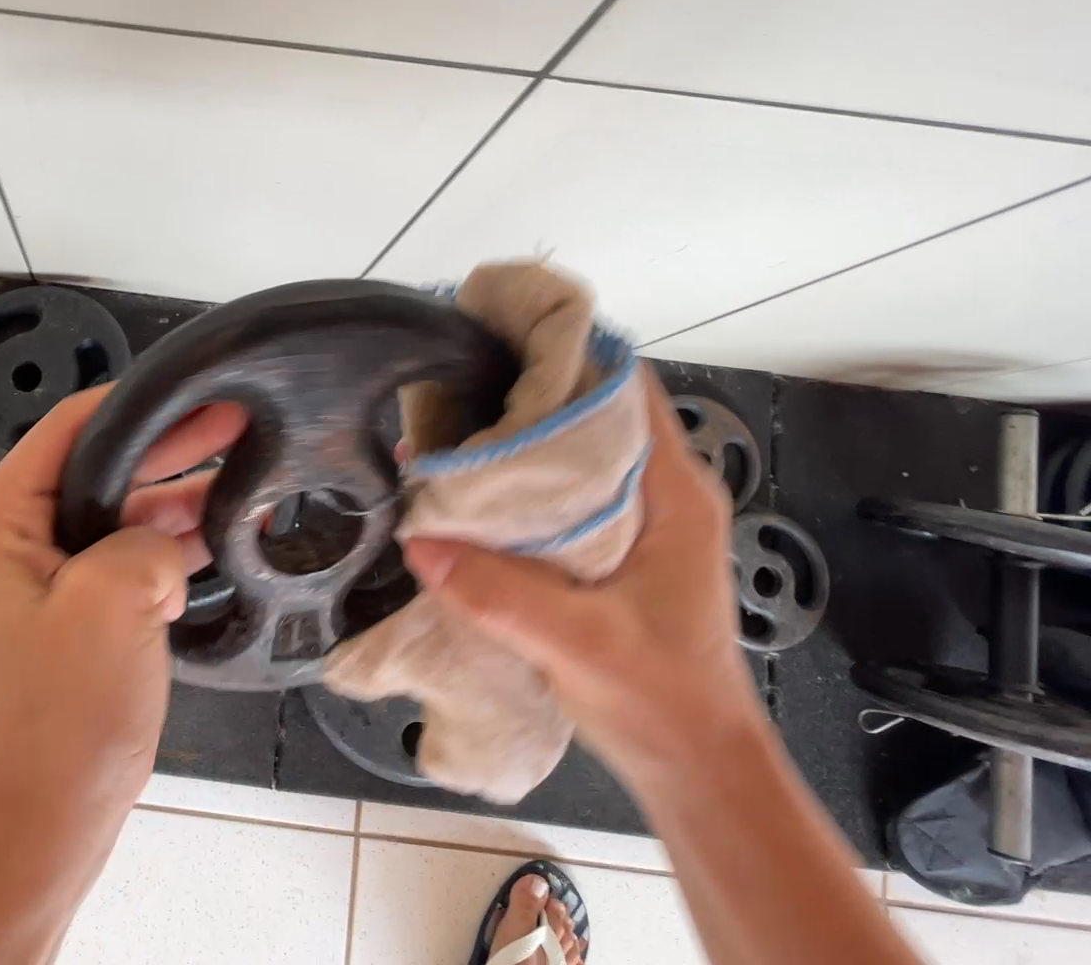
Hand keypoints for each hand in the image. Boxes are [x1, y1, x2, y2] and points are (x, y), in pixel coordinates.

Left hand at [0, 387, 243, 850]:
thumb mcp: (113, 599)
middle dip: (168, 447)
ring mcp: (46, 566)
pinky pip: (126, 548)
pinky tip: (225, 526)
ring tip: (244, 472)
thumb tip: (166, 542)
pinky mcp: (77, 596)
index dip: (134, 404)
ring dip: (178, 496)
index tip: (195, 390)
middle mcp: (13, 532)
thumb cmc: (72, 708)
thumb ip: (146, 537)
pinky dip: (171, 539)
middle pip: (98, 465)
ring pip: (120, 506)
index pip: (66, 430)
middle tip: (233, 421)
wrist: (64, 801)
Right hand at [402, 367, 766, 784]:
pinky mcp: (607, 554)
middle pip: (587, 417)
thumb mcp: (579, 644)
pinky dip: (512, 488)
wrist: (694, 765)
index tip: (497, 343)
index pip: (624, 390)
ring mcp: (633, 525)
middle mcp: (656, 496)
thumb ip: (499, 594)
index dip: (564, 357)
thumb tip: (416, 540)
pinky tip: (464, 496)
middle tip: (450, 388)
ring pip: (567, 458)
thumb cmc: (660, 699)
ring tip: (443, 433)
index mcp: (671, 495)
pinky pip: (555, 499)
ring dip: (511, 445)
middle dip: (521, 398)